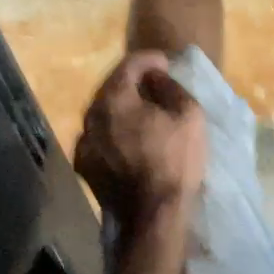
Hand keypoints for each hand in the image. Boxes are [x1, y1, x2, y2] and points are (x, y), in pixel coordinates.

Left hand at [75, 51, 206, 233]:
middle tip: (155, 84)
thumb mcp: (189, 115)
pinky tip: (129, 138)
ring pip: (103, 111)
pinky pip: (98, 135)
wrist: (152, 215)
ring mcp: (84, 140)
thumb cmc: (175, 161)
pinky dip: (113, 130)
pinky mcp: (84, 163)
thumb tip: (157, 77)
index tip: (166, 63)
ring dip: (122, 106)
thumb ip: (171, 86)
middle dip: (133, 81)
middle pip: (112, 86)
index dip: (149, 59)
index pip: (129, 64)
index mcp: (115, 98)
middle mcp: (91, 114)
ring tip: (144, 111)